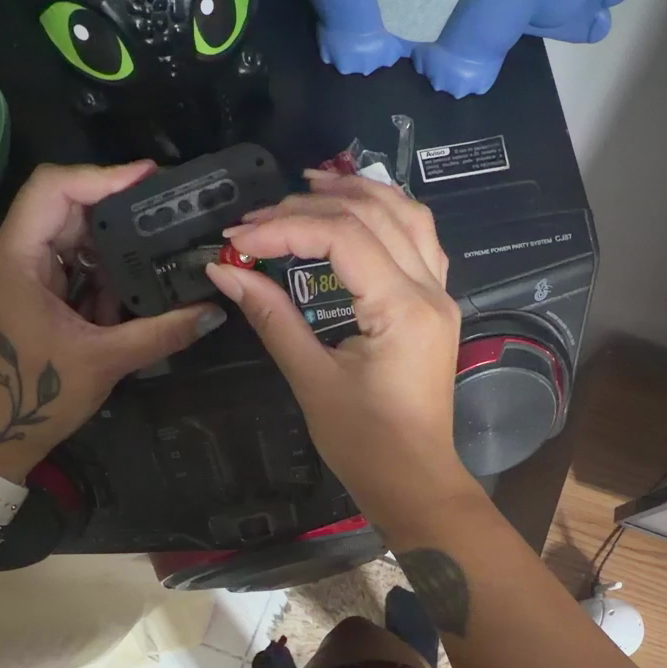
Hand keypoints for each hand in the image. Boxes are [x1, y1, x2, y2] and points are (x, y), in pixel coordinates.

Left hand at [0, 161, 226, 479]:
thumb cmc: (39, 396)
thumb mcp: (106, 361)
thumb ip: (162, 332)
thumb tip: (214, 313)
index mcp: (15, 259)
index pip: (55, 189)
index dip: (103, 176)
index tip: (150, 177)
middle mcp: (7, 254)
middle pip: (63, 209)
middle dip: (115, 212)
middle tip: (166, 214)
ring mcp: (12, 273)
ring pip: (65, 237)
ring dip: (109, 247)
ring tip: (157, 250)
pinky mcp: (21, 292)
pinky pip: (62, 265)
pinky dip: (95, 273)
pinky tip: (129, 288)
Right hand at [205, 170, 476, 526]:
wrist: (415, 482)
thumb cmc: (364, 445)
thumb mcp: (312, 381)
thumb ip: (272, 318)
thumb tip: (225, 271)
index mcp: (403, 309)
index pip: (342, 238)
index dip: (284, 228)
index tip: (238, 241)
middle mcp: (431, 291)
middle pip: (374, 215)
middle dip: (310, 206)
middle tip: (258, 220)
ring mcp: (441, 296)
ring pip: (407, 215)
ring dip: (357, 193)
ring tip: (308, 185)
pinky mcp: (437, 307)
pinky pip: (420, 240)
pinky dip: (387, 215)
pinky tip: (357, 211)